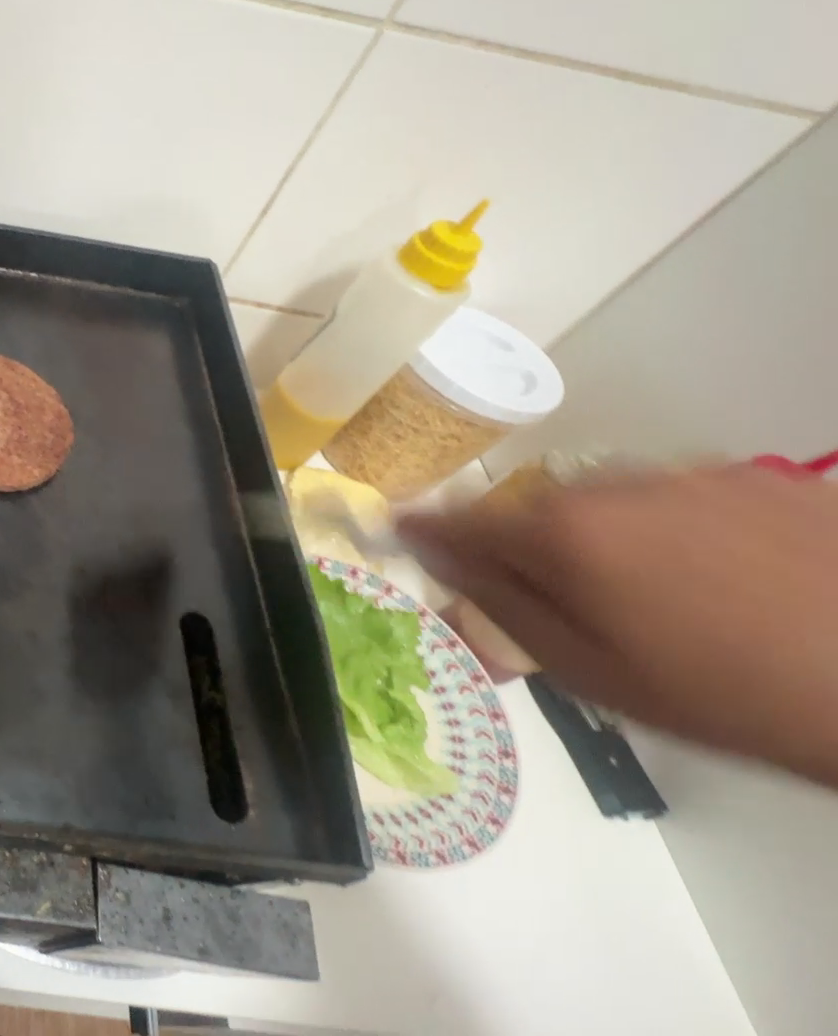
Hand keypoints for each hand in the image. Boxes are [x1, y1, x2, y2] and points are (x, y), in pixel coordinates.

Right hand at [399, 466, 837, 784]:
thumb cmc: (715, 694)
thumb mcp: (581, 666)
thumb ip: (497, 599)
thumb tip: (435, 553)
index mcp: (564, 534)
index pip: (462, 520)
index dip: (425, 528)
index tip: (402, 530)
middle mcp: (620, 486)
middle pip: (539, 506)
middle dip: (529, 540)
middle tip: (556, 594)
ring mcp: (700, 476)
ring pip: (611, 496)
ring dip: (603, 529)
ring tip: (649, 589)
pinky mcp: (767, 480)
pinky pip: (682, 494)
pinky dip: (672, 523)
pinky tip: (714, 572)